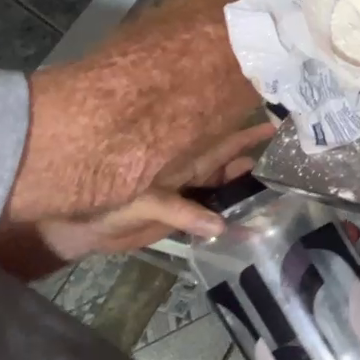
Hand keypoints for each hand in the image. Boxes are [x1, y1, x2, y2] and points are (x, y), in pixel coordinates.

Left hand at [34, 121, 277, 260]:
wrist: (77, 233)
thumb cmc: (105, 207)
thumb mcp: (142, 203)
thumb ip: (180, 212)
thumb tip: (219, 224)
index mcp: (182, 163)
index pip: (223, 146)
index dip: (248, 137)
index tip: (275, 126)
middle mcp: (191, 177)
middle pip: (230, 168)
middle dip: (254, 166)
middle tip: (283, 171)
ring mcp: (189, 198)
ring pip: (225, 192)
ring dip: (245, 195)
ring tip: (271, 199)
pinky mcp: (183, 220)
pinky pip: (212, 219)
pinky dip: (230, 223)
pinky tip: (250, 228)